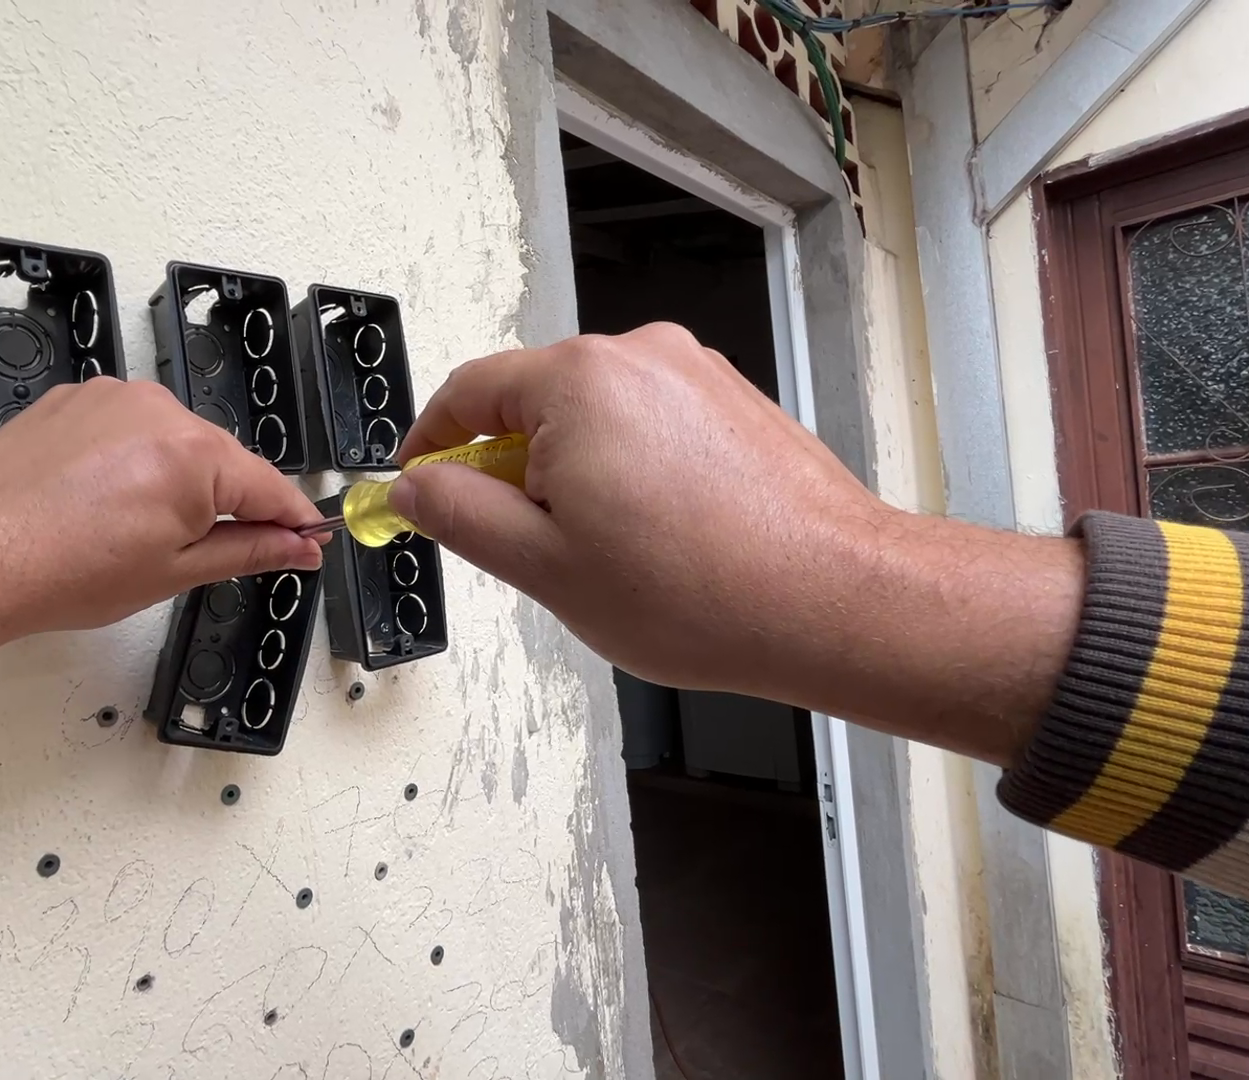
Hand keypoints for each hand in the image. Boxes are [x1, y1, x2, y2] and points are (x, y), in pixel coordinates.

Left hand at [0, 378, 323, 680]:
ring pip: (177, 442)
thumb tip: (299, 547)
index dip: (292, 519)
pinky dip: (137, 460)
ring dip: (180, 479)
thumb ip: (252, 550)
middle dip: (229, 502)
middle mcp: (158, 409)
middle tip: (207, 550)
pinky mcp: (74, 400)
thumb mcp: (178, 570)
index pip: (269, 486)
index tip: (307, 540)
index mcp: (194, 453)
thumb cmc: (66, 572)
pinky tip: (108, 499)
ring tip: (140, 529)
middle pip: (223, 460)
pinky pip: (132, 427)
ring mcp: (111, 397)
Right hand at [387, 323, 1081, 764]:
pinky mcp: (725, 397)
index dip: (431, 443)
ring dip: (567, 471)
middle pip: (529, 402)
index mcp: (577, 382)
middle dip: (508, 468)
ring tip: (602, 546)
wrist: (833, 601)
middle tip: (523, 541)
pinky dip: (620, 465)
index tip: (421, 481)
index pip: (468, 394)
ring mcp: (688, 372)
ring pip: (586, 415)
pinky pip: (641, 421)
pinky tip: (649, 529)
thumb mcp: (541, 564)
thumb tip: (415, 487)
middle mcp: (636, 357)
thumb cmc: (701, 590)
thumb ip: (458, 514)